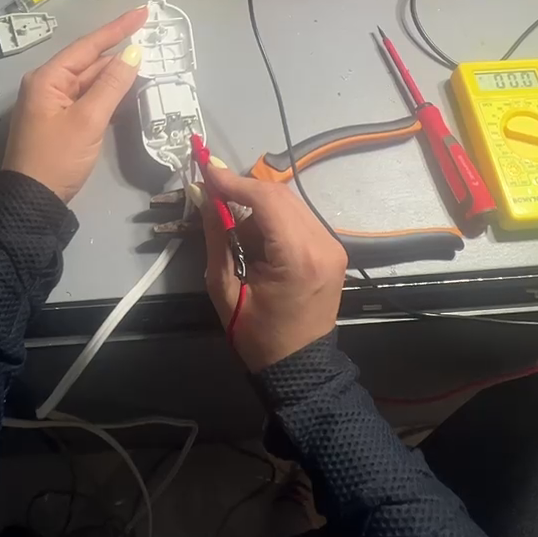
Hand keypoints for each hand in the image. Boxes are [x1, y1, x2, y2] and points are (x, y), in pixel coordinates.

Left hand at [1, 7, 149, 201]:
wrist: (32, 202)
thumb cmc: (57, 157)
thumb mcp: (88, 120)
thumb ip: (112, 84)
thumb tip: (133, 53)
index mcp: (48, 78)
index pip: (88, 45)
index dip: (117, 28)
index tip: (142, 12)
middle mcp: (48, 85)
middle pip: (89, 61)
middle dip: (118, 51)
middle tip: (149, 36)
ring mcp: (54, 104)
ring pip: (90, 81)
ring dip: (116, 73)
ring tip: (145, 59)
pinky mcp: (61, 121)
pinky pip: (88, 98)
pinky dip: (108, 93)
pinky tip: (127, 88)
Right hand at [198, 157, 347, 371]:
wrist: (298, 367)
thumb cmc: (257, 335)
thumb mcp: (225, 288)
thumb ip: (217, 237)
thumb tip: (206, 195)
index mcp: (299, 257)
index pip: (267, 200)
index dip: (235, 182)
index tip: (207, 169)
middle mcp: (323, 243)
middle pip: (280, 195)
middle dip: (244, 189)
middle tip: (213, 190)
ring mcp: (332, 244)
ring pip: (289, 202)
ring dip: (257, 204)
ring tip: (232, 221)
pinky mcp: (332, 247)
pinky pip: (298, 217)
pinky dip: (272, 217)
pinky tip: (255, 234)